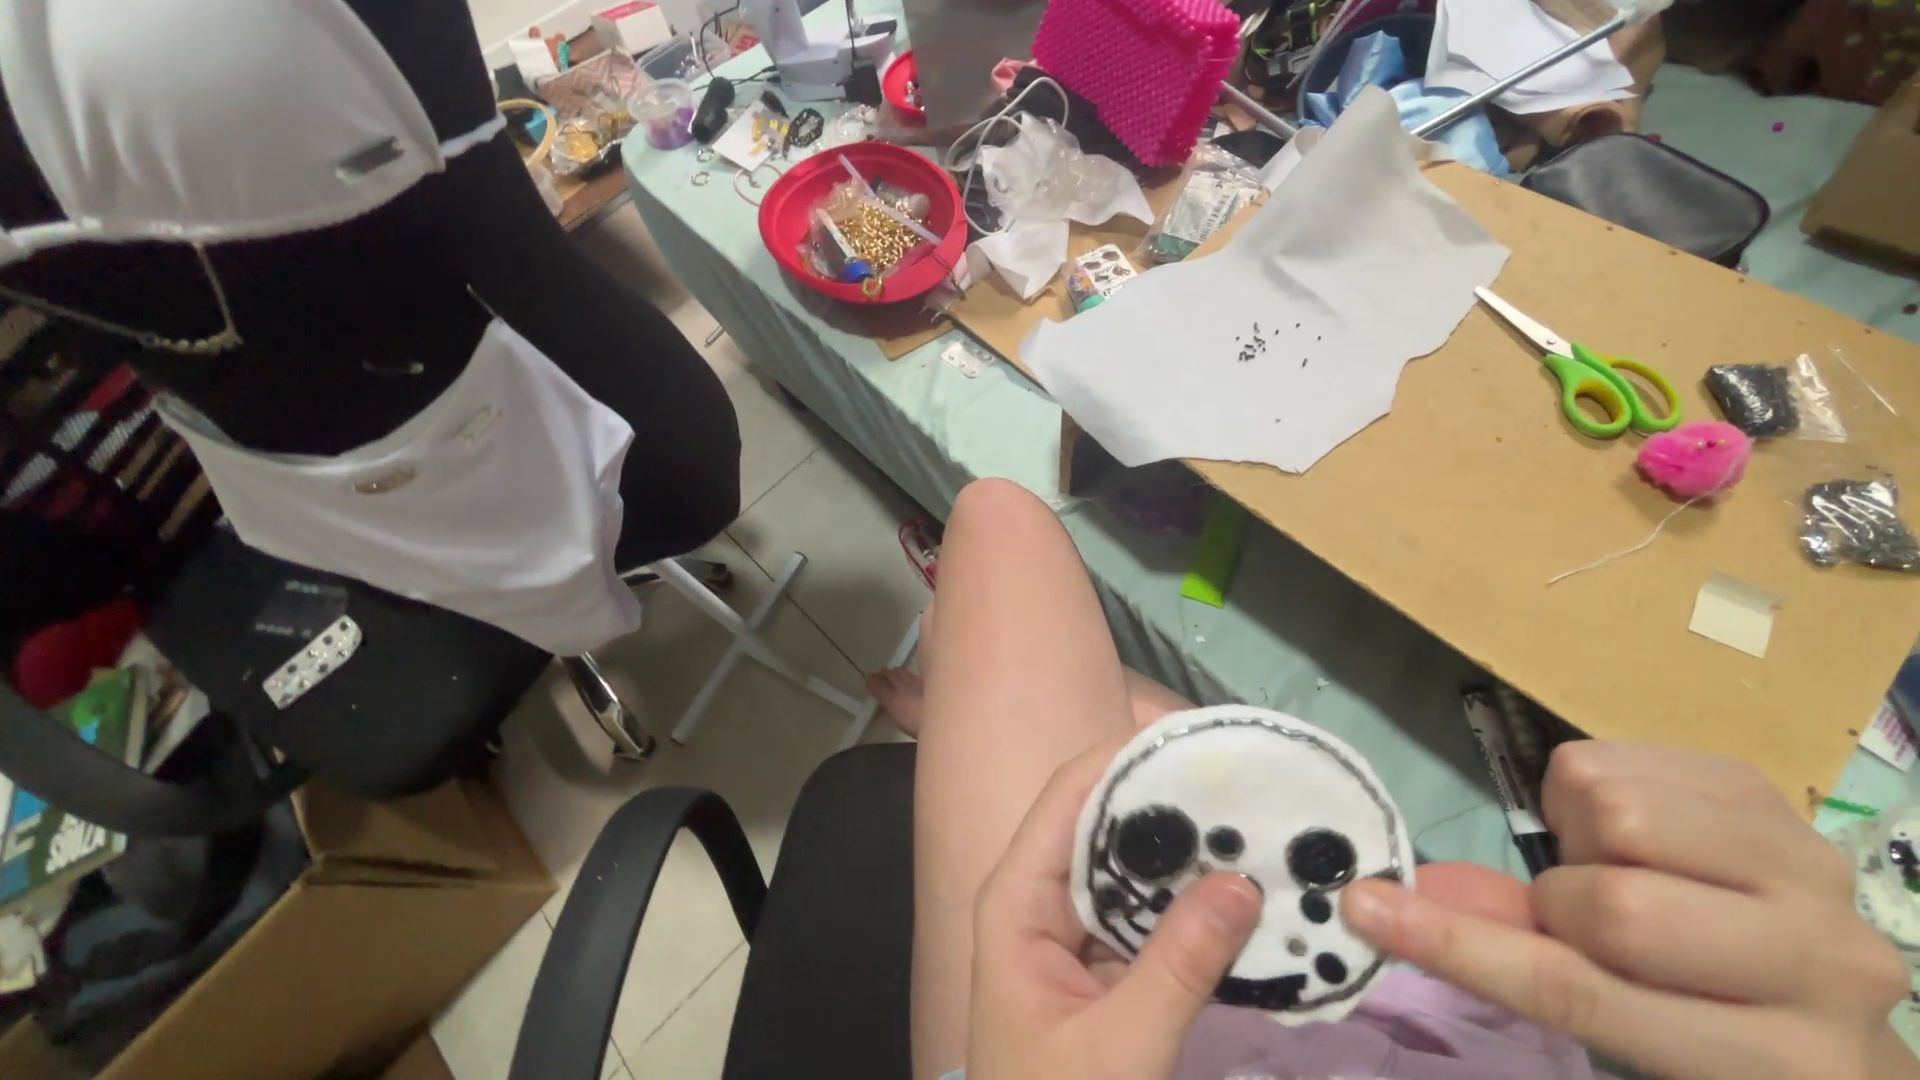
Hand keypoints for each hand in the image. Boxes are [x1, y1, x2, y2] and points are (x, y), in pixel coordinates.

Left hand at [965, 738, 1264, 1079]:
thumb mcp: (1119, 1047)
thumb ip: (1178, 966)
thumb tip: (1242, 882)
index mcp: (1017, 898)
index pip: (1067, 799)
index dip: (1122, 760)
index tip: (1191, 740)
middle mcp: (1040, 897)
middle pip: (1100, 823)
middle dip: (1164, 799)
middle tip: (1239, 779)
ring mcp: (1072, 929)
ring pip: (1127, 867)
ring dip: (1182, 847)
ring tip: (1251, 819)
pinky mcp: (1102, 962)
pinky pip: (1144, 911)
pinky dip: (1187, 898)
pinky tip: (1238, 885)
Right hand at [1342, 741, 1916, 1079]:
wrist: (1808, 965)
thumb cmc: (1699, 1009)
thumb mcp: (1616, 1012)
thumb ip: (1504, 948)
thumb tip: (1379, 900)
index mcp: (1775, 1061)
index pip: (1575, 996)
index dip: (1457, 947)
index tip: (1362, 906)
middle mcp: (1824, 969)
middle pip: (1609, 905)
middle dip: (1560, 896)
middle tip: (1575, 902)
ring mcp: (1811, 870)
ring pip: (1617, 810)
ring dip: (1581, 832)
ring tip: (1616, 859)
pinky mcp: (1777, 797)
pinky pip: (1620, 759)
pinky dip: (1593, 786)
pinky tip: (1641, 826)